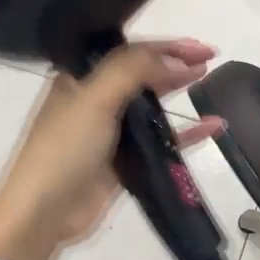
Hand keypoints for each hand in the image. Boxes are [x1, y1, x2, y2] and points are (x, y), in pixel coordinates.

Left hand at [0, 40, 223, 259]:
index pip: (129, 52)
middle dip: (176, 63)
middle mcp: (96, 99)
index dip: (166, 46)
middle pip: (143, 73)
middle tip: (211, 59)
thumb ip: (132, 71)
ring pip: (153, 104)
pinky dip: (187, 131)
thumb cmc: (64, 150)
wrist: (46, 212)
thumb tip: (175, 59)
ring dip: (180, 92)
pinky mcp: (126, 159)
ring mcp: (112, 131)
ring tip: (210, 82)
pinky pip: (162, 138)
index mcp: (80, 79)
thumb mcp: (94, 100)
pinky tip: (213, 125)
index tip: (201, 48)